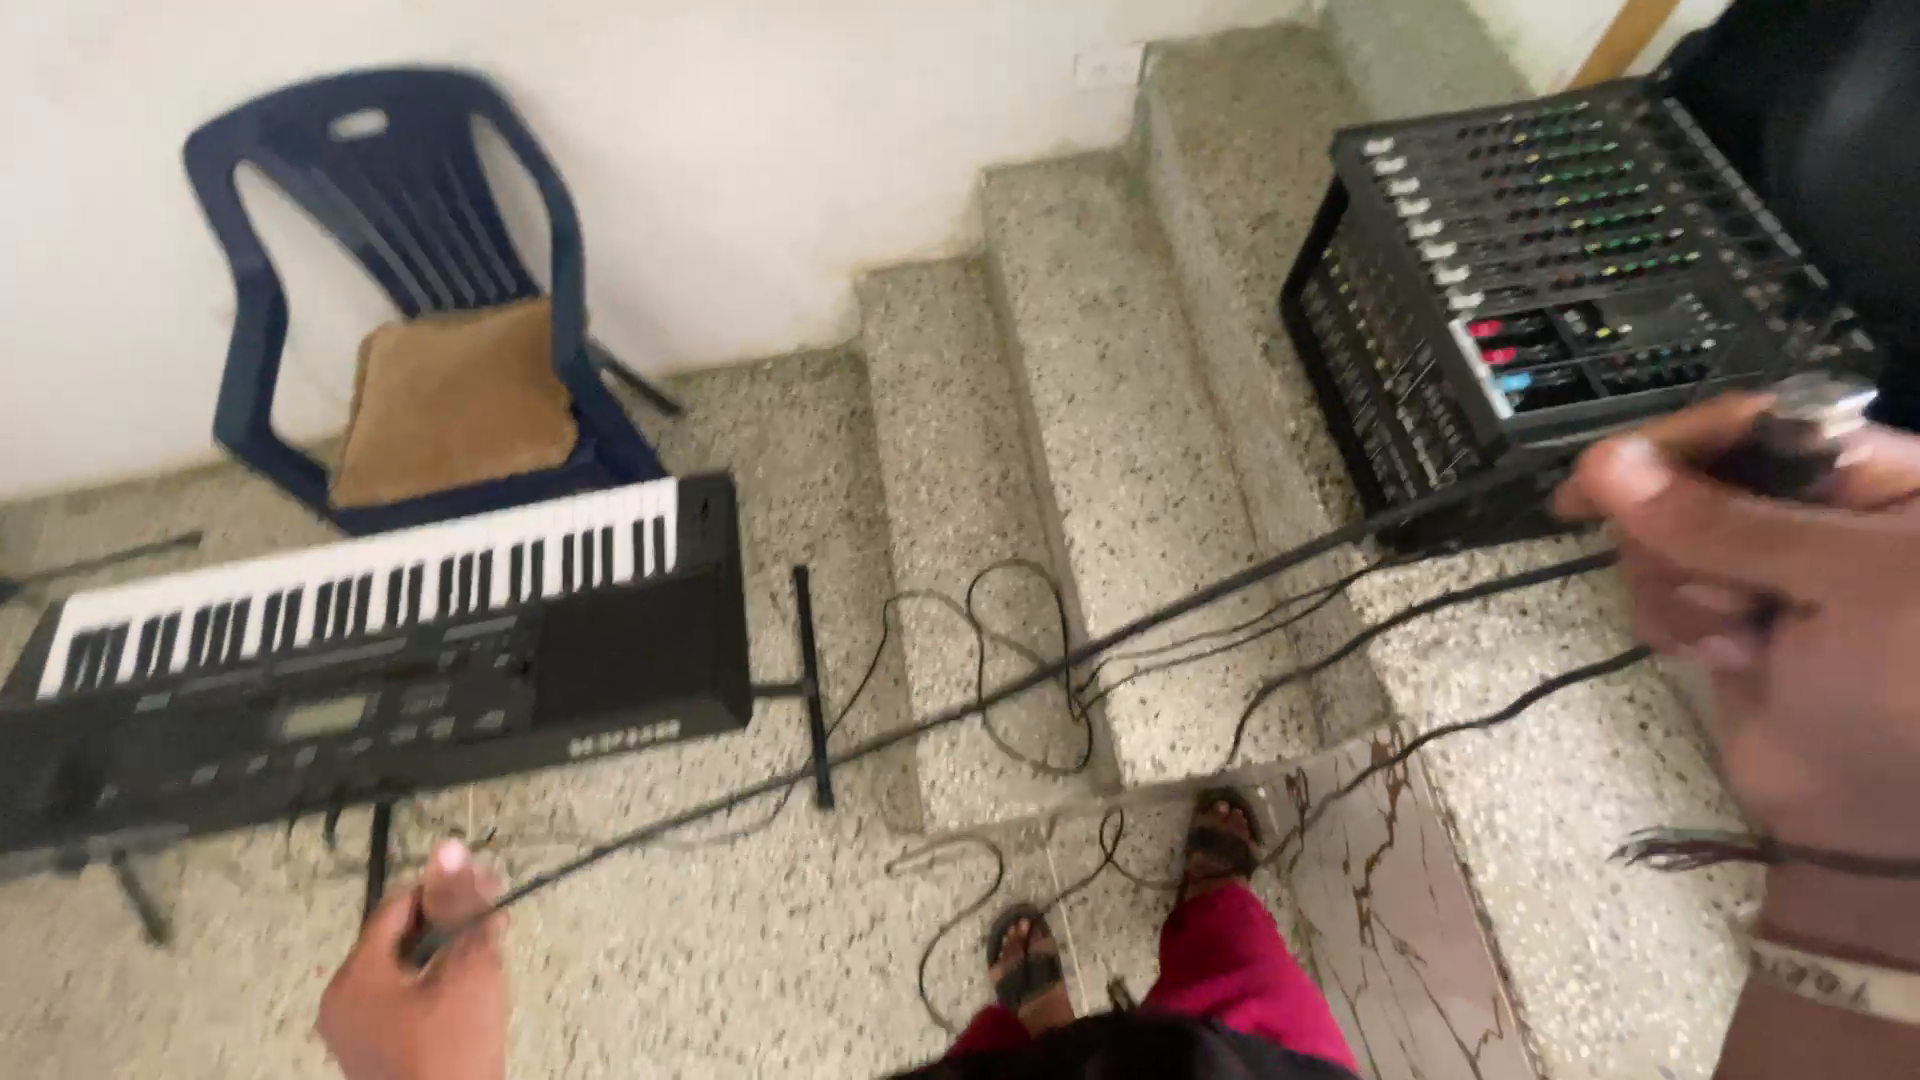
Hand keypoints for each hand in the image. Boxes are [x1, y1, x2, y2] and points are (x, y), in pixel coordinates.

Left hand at [318, 840, 507, 1079]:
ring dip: (449, 946)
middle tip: (492, 925)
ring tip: (487, 951)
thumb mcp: (467, 961)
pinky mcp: (372, 1041)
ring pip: (408, 958)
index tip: (486, 894)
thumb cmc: (456, 1038)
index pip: (399, 904)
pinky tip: (469, 982)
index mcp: (354, 976)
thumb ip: (459, 903)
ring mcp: (353, 1024)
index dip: (444, 892)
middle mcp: (342, 997)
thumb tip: (449, 846)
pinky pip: (404, 987)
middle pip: (401, 931)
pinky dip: (437, 974)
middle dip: (450, 920)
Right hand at [1555, 394, 1919, 962]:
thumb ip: (1721, 518)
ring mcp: (1760, 575)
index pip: (1752, 428)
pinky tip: (1724, 657)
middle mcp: (1812, 523)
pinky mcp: (1718, 620)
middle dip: (1679, 542)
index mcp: (1877, 488)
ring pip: (1656, 546)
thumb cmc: (1913, 687)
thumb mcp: (1847, 584)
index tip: (1595, 477)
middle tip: (1718, 589)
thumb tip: (1604, 462)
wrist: (1888, 817)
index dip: (1672, 446)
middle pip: (1684, 489)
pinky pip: (1652, 595)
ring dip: (1678, 594)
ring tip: (1738, 637)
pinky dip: (1674, 627)